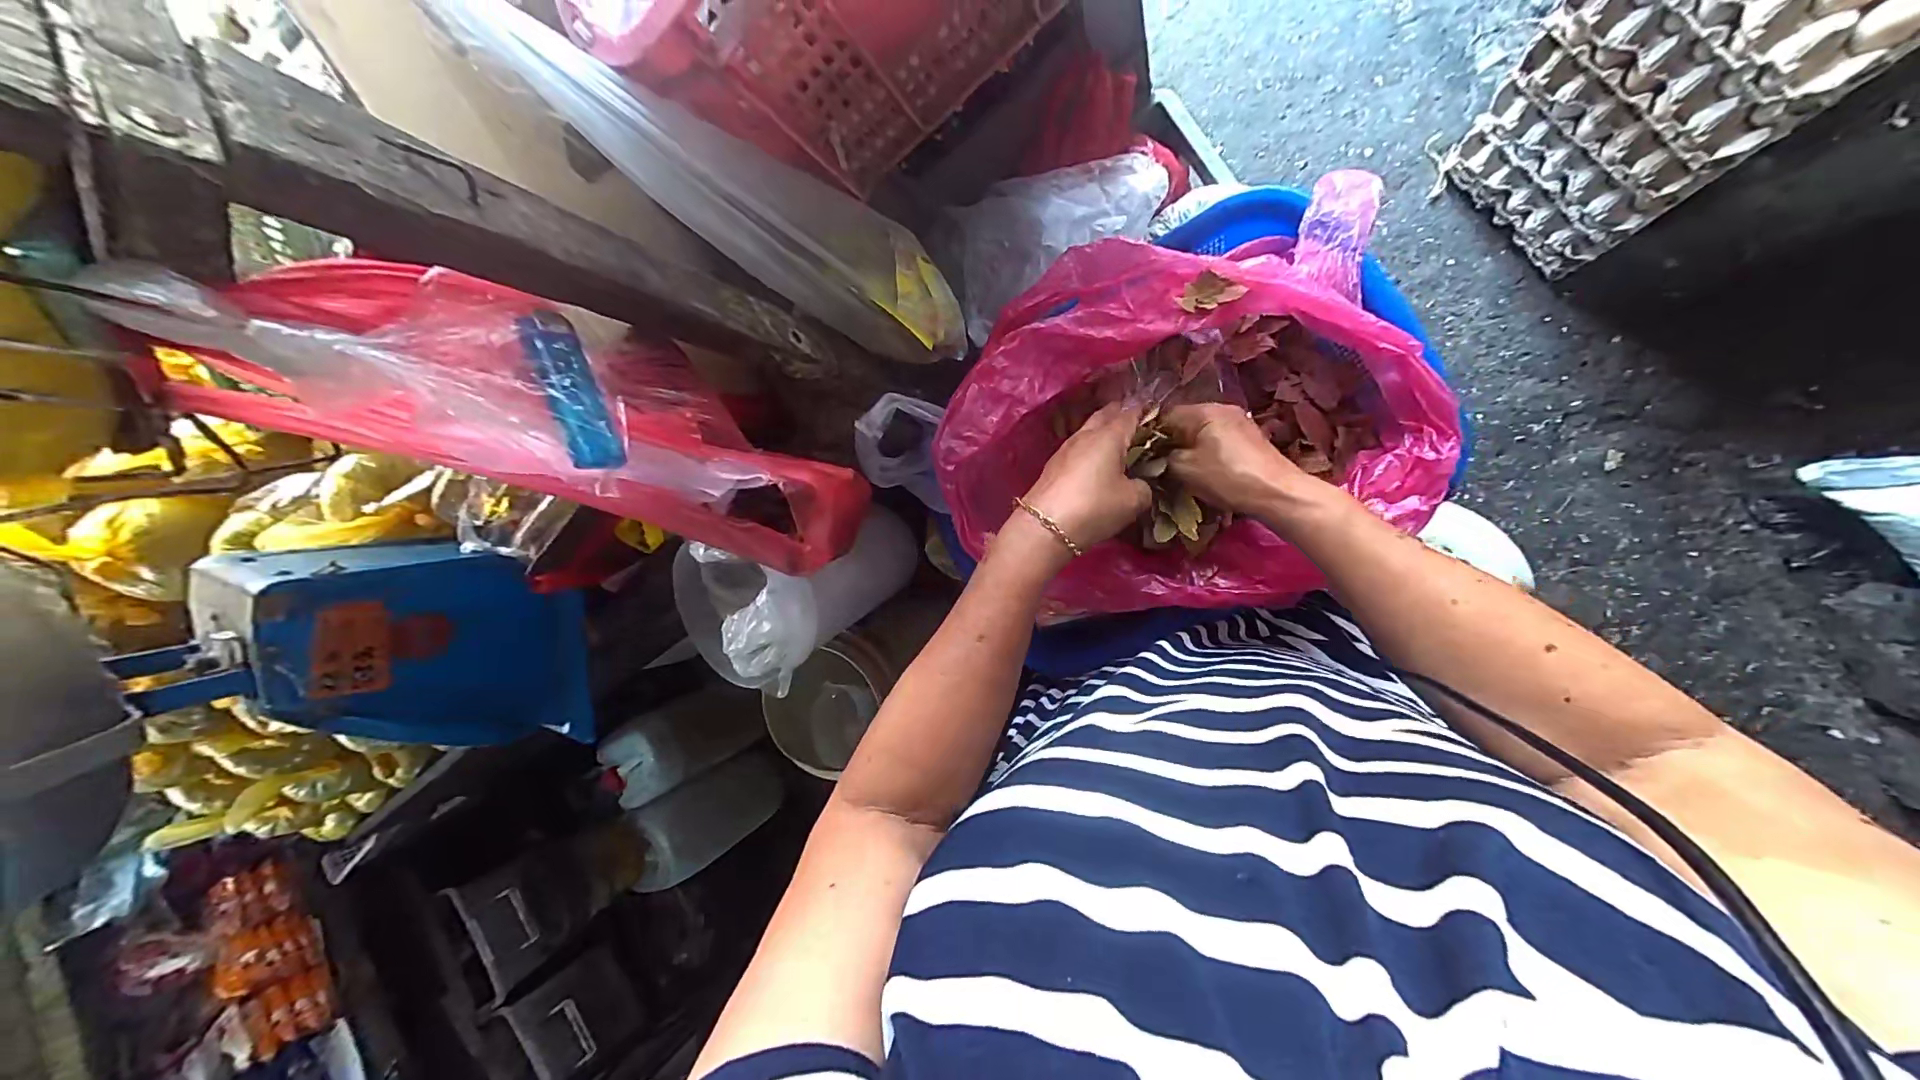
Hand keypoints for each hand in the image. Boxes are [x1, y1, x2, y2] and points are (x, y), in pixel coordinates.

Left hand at [1017, 402, 1153, 555]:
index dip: (1147, 413)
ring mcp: (1065, 449)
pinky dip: (1091, 450)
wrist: (1044, 527)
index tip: (1159, 417)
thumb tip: (1140, 484)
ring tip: (1119, 446)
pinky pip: (1078, 449)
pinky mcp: (1053, 466)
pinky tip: (1097, 464)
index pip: (1131, 413)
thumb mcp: (1133, 501)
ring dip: (1103, 434)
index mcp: (1108, 435)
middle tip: (1139, 427)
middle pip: (1106, 415)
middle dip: (1122, 416)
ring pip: (1089, 431)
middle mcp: (1085, 435)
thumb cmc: (1094, 507)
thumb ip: (1144, 486)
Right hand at [1161, 403, 1325, 518]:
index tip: (1141, 457)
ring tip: (1179, 472)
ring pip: (1201, 433)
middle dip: (1170, 444)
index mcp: (1204, 410)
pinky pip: (1217, 442)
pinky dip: (1206, 454)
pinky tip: (1203, 472)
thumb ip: (1163, 458)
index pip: (1164, 416)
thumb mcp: (1184, 469)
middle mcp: (1222, 409)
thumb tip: (1155, 457)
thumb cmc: (1227, 477)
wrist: (1277, 492)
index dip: (1149, 436)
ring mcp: (1239, 423)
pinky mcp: (1249, 440)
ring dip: (1189, 451)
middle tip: (1158, 467)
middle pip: (1184, 423)